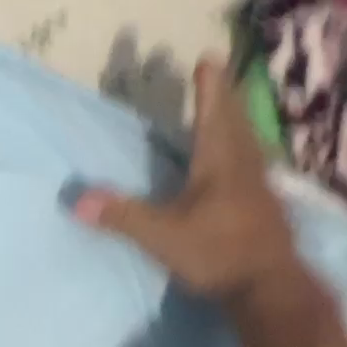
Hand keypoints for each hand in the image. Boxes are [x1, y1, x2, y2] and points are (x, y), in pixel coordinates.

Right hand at [75, 56, 310, 318]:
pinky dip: (239, 151)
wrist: (269, 288)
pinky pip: (248, 165)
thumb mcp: (160, 236)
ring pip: (246, 143)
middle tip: (216, 75)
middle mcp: (243, 167)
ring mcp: (257, 188)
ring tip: (224, 112)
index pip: (212, 116)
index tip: (207, 59)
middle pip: (234, 123)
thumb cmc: (217, 253)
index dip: (208, 88)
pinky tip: (236, 163)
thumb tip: (77, 200)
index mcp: (220, 164)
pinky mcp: (261, 208)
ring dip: (233, 123)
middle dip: (222, 98)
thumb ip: (121, 216)